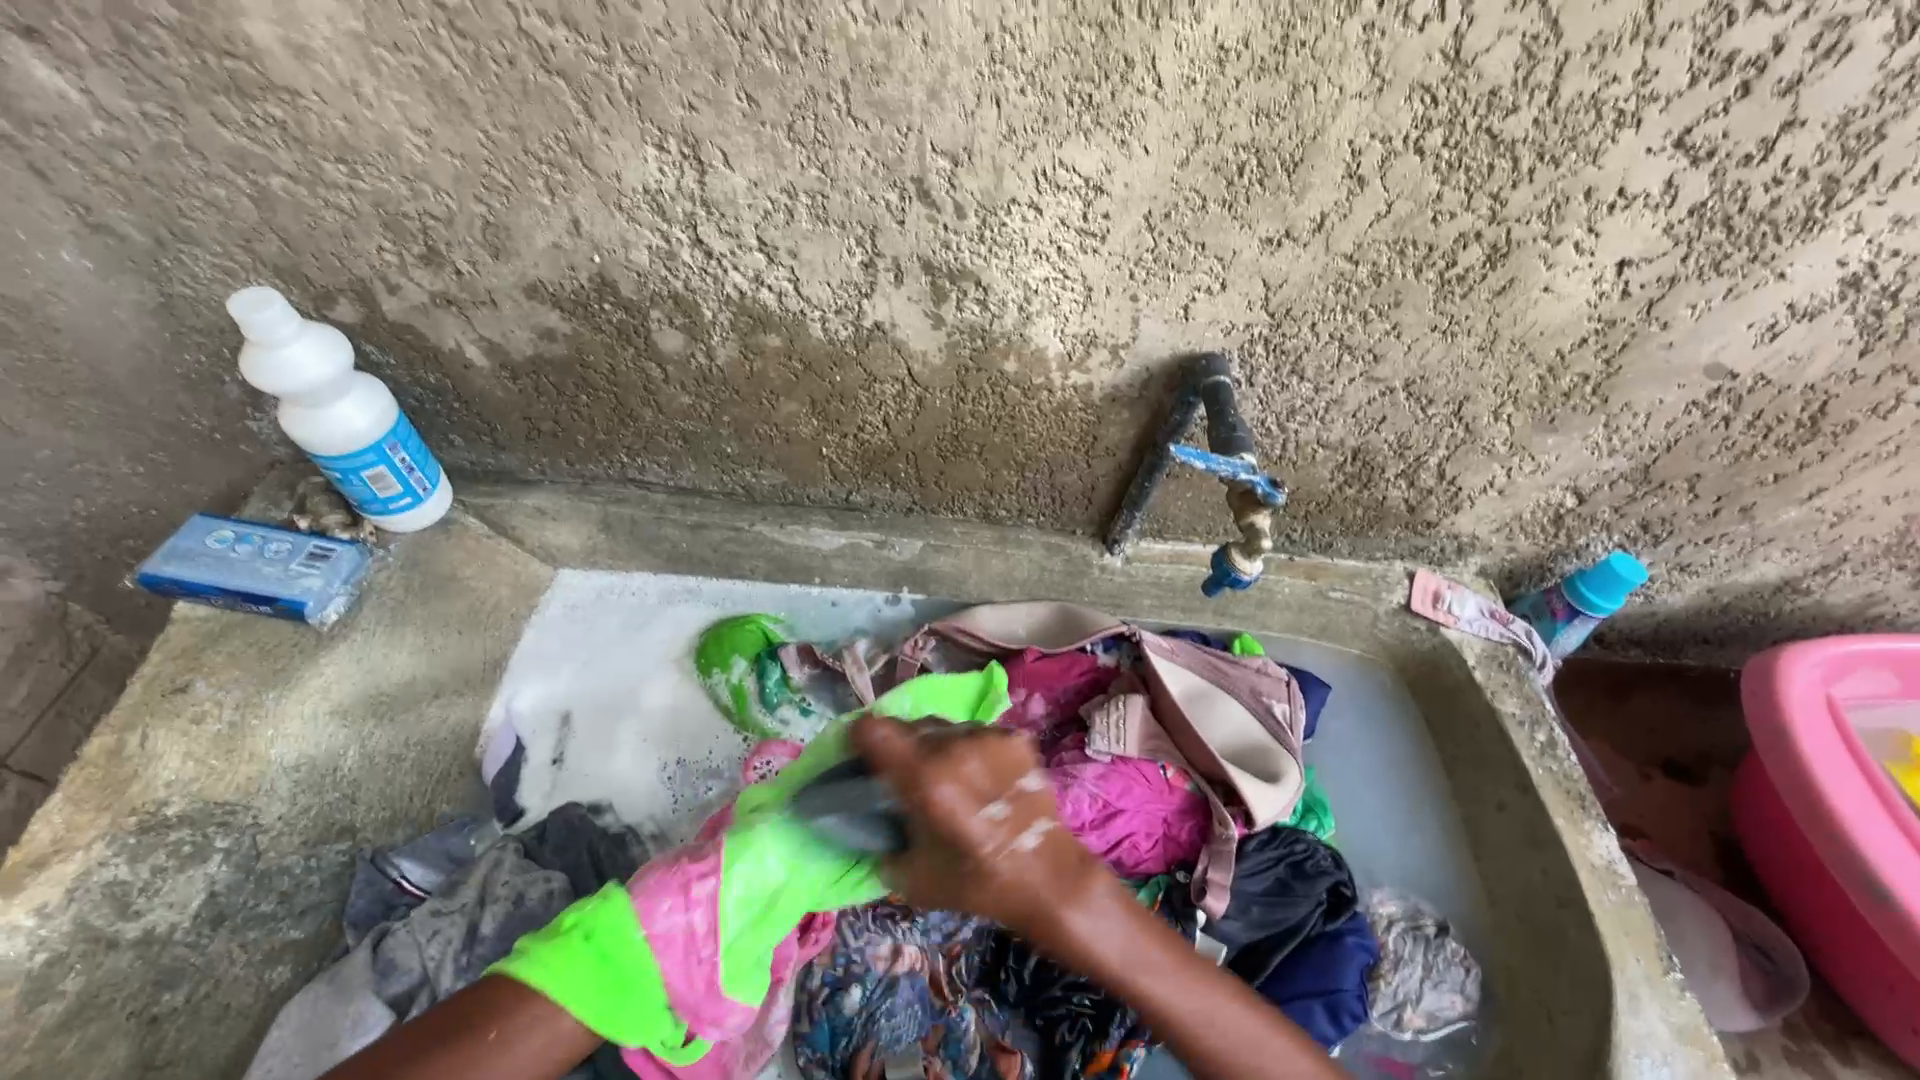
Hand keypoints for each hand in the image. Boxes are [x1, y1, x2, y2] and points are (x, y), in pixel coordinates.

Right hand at [849, 714, 1113, 940]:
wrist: (1047, 878)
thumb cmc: (975, 883)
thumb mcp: (911, 876)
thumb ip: (880, 841)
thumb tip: (868, 818)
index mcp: (924, 778)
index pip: (873, 729)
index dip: (860, 741)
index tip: (862, 759)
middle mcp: (955, 746)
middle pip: (908, 726)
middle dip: (900, 748)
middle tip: (906, 777)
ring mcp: (988, 736)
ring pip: (944, 728)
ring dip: (937, 747)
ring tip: (949, 779)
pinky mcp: (1015, 736)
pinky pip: (977, 733)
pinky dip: (970, 751)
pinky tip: (981, 779)